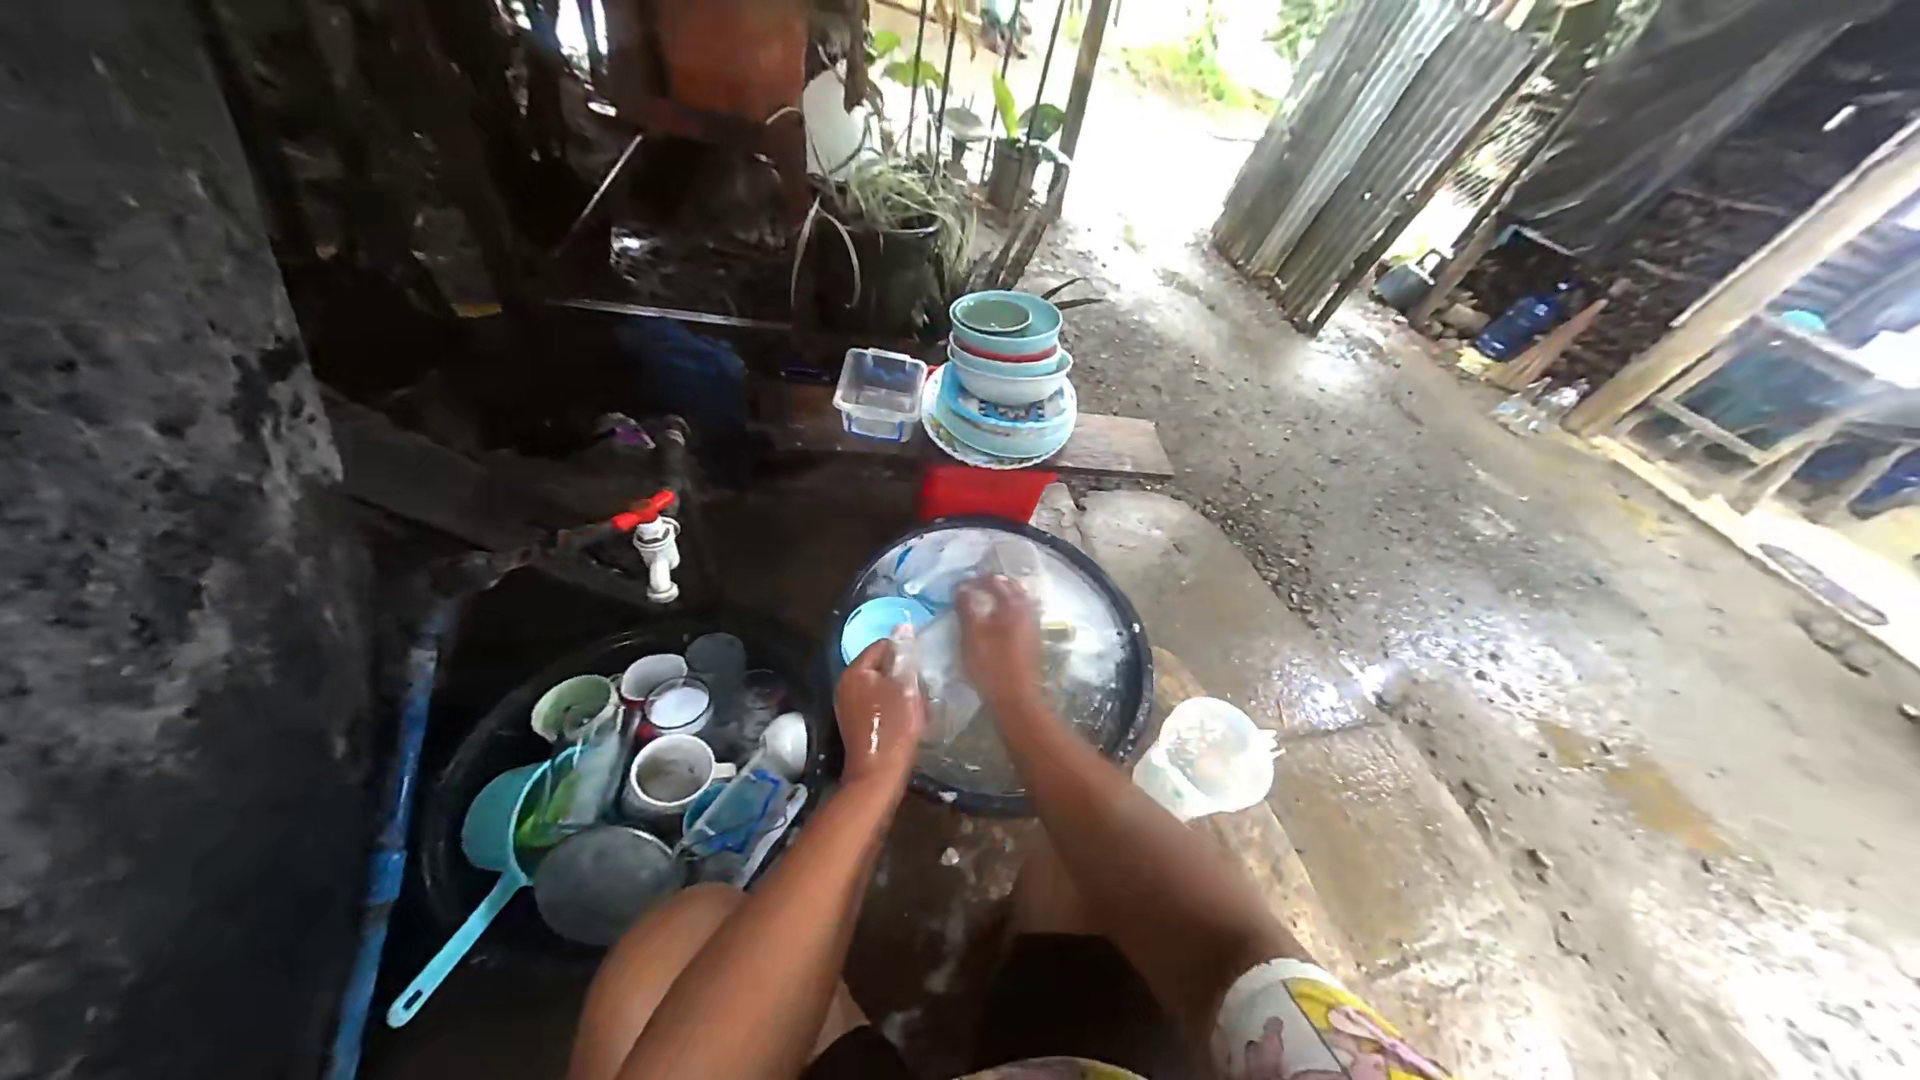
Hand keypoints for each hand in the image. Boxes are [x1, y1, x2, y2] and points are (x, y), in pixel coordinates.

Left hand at [834, 639, 926, 791]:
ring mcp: (845, 704)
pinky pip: (872, 700)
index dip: (904, 651)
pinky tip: (901, 715)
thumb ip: (904, 656)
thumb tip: (903, 628)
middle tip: (920, 683)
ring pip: (876, 684)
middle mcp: (844, 684)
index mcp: (855, 671)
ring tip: (914, 699)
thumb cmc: (895, 726)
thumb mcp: (906, 686)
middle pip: (878, 665)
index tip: (921, 665)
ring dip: (895, 688)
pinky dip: (887, 702)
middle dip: (899, 671)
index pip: (882, 645)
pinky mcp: (851, 721)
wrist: (879, 773)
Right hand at [954, 575, 1042, 713]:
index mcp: (1014, 605)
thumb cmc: (991, 664)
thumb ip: (967, 607)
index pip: (995, 581)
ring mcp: (1033, 625)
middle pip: (1011, 587)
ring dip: (1001, 596)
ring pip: (1018, 600)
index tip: (960, 584)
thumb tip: (962, 587)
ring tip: (982, 600)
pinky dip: (1006, 609)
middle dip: (993, 583)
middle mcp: (1028, 610)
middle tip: (973, 586)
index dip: (977, 579)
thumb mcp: (972, 634)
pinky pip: (1020, 613)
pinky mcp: (1032, 638)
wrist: (1016, 698)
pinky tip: (995, 618)